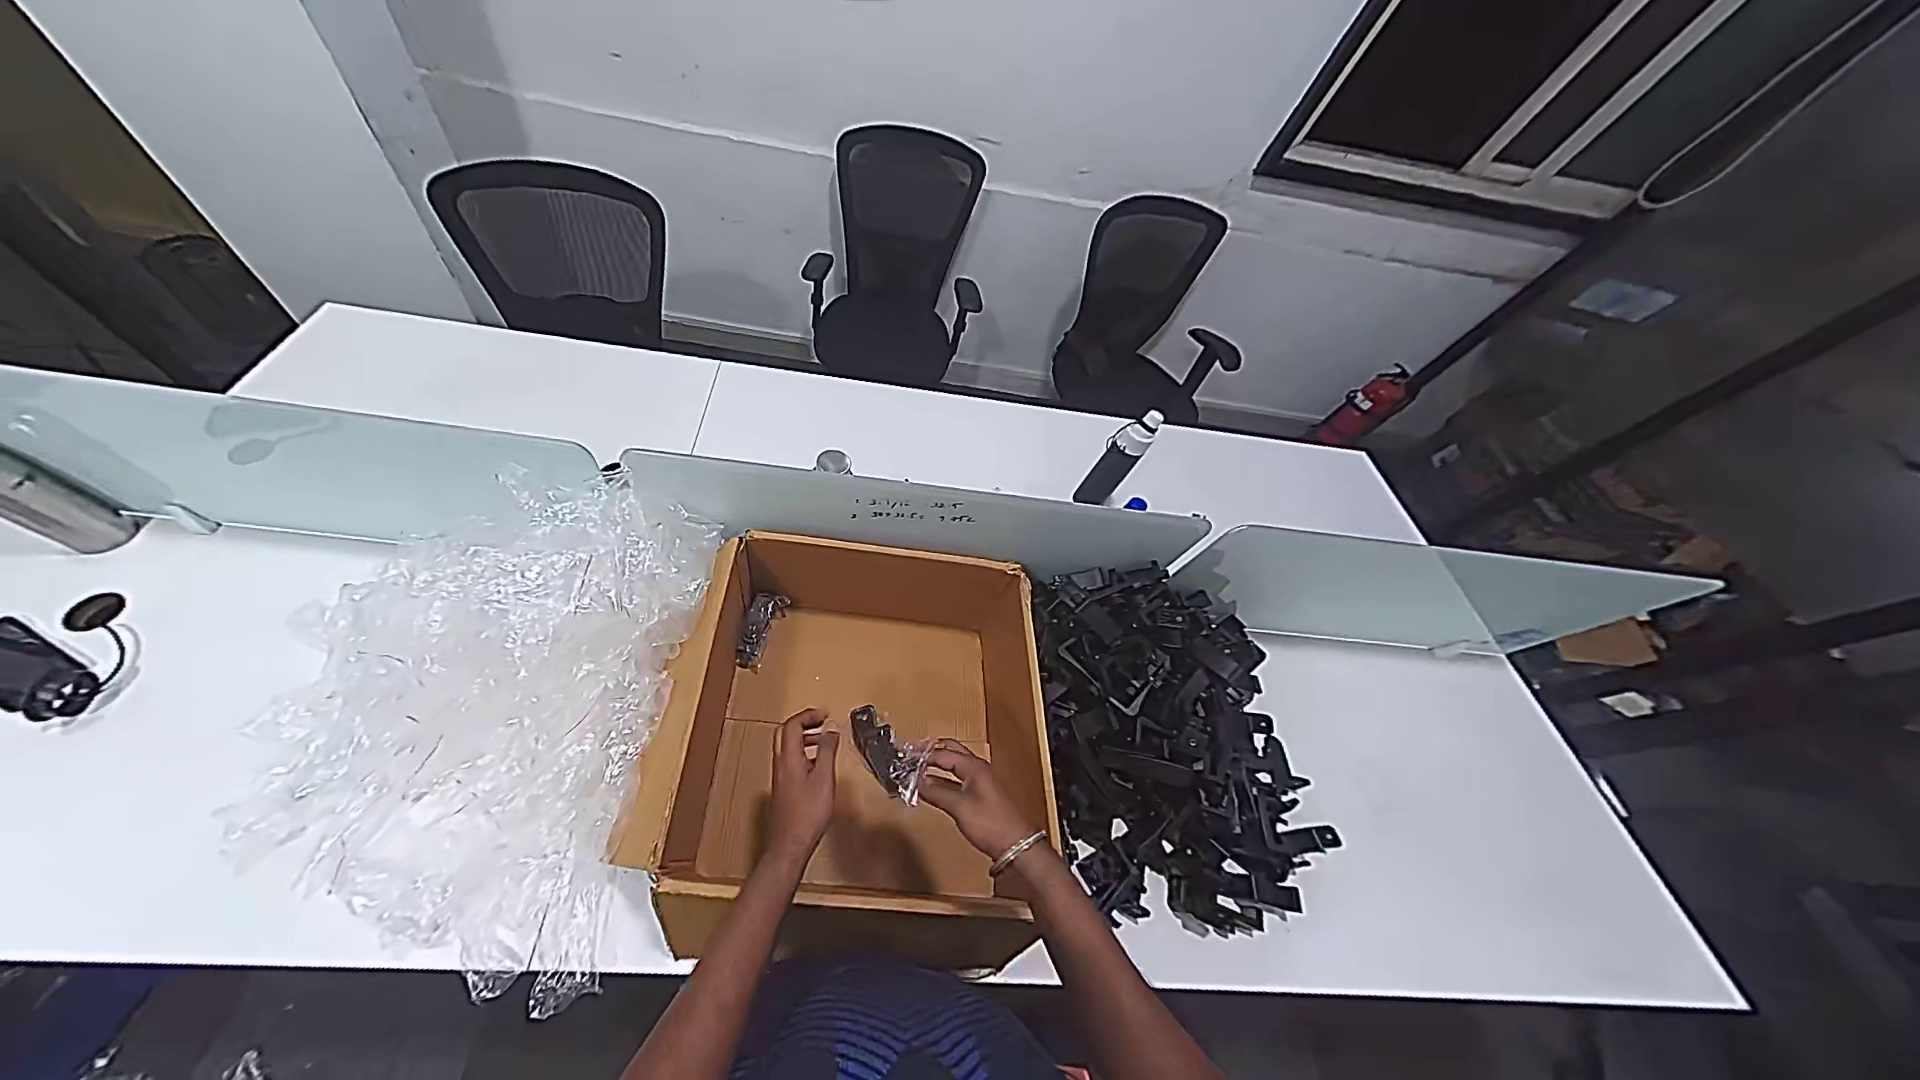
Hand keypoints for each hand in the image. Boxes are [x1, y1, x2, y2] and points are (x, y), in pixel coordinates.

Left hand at [766, 708, 838, 860]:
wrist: (790, 845)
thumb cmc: (809, 813)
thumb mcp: (824, 778)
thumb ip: (827, 751)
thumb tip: (831, 728)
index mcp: (788, 758)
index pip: (792, 725)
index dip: (808, 715)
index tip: (826, 714)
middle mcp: (780, 764)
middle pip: (785, 733)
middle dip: (805, 722)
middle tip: (823, 721)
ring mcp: (779, 776)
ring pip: (787, 746)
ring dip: (805, 737)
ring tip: (825, 740)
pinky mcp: (783, 787)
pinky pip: (791, 759)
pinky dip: (804, 751)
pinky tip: (819, 764)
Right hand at [920, 739, 1043, 869]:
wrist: (1015, 845)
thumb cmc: (991, 824)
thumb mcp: (959, 807)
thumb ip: (937, 792)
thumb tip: (917, 781)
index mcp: (973, 766)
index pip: (942, 753)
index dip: (923, 755)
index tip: (905, 757)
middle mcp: (977, 769)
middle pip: (950, 752)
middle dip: (931, 752)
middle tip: (911, 755)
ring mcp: (979, 781)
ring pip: (954, 766)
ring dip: (936, 765)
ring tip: (917, 768)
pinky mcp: (979, 795)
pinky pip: (956, 779)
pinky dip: (942, 780)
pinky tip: (932, 787)